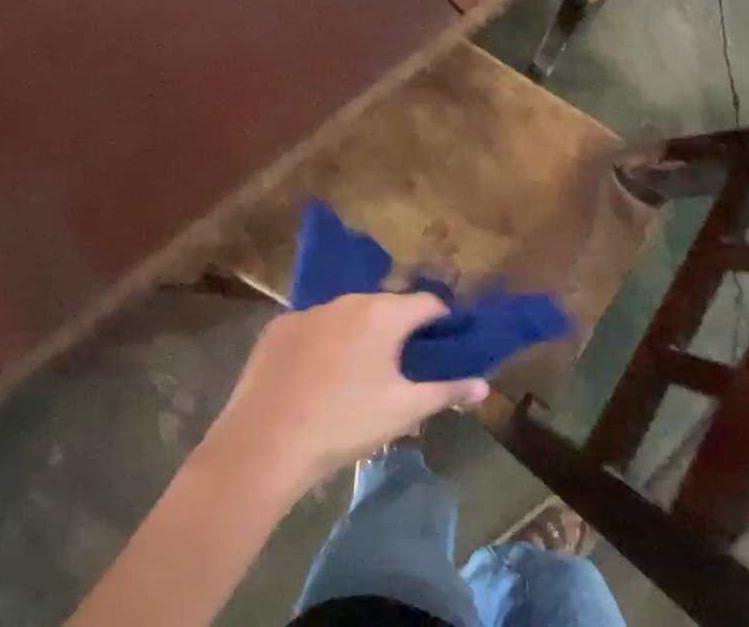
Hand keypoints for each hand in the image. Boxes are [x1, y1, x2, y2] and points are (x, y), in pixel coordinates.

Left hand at [204, 293, 489, 492]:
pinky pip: (314, 328)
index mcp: (384, 314)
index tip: (444, 346)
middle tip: (403, 366)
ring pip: (348, 316)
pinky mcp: (277, 330)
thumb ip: (448, 391)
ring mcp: (308, 312)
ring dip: (360, 334)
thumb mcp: (404, 411)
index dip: (442, 322)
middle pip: (387, 306)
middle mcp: (348, 302)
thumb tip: (485, 386)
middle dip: (400, 329)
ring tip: (359, 374)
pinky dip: (324, 343)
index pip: (428, 303)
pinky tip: (318, 378)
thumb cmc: (345, 424)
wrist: (263, 446)